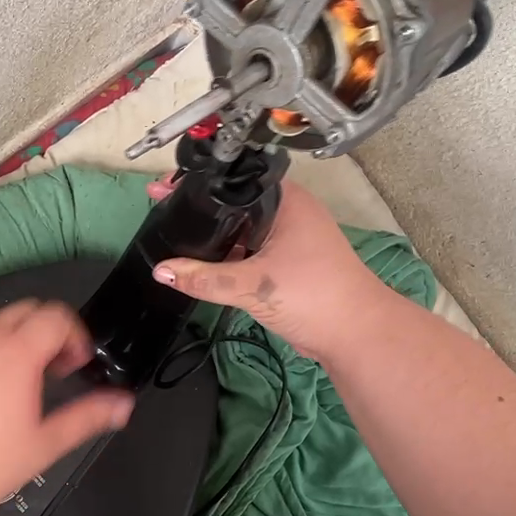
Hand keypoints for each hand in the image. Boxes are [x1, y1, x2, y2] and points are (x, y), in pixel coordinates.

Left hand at [0, 301, 134, 515]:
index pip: (56, 316)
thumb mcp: (48, 442)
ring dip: (8, 331)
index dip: (73, 336)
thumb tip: (124, 404)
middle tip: (47, 371)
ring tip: (10, 367)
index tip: (71, 366)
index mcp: (18, 352)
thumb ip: (89, 416)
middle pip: (26, 309)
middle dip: (45, 333)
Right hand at [147, 176, 375, 357]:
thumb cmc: (314, 296)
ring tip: (174, 235)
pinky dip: (224, 256)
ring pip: (239, 230)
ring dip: (212, 235)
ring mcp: (286, 239)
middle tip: (160, 209)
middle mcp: (287, 214)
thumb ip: (204, 278)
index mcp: (286, 202)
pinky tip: (199, 262)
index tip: (163, 189)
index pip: (234, 180)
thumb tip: (161, 271)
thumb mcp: (252, 285)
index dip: (197, 183)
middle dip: (199, 209)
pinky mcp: (284, 263)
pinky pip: (246, 252)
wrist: (355, 335)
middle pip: (233, 204)